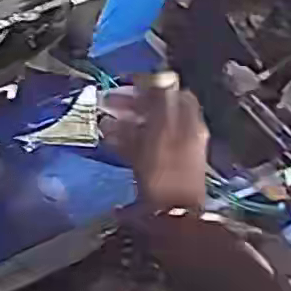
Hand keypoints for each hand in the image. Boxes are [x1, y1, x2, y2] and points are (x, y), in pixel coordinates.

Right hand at [100, 71, 209, 211]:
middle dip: (132, 101)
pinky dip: (125, 138)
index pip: (172, 92)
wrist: (170, 216)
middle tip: (107, 100)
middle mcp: (183, 133)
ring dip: (125, 119)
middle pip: (158, 109)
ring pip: (147, 126)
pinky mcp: (159, 167)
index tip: (125, 81)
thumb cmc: (164, 169)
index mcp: (188, 121)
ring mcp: (171, 151)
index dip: (150, 84)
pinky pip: (141, 145)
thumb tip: (163, 74)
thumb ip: (162, 100)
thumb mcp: (162, 129)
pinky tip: (108, 138)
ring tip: (102, 119)